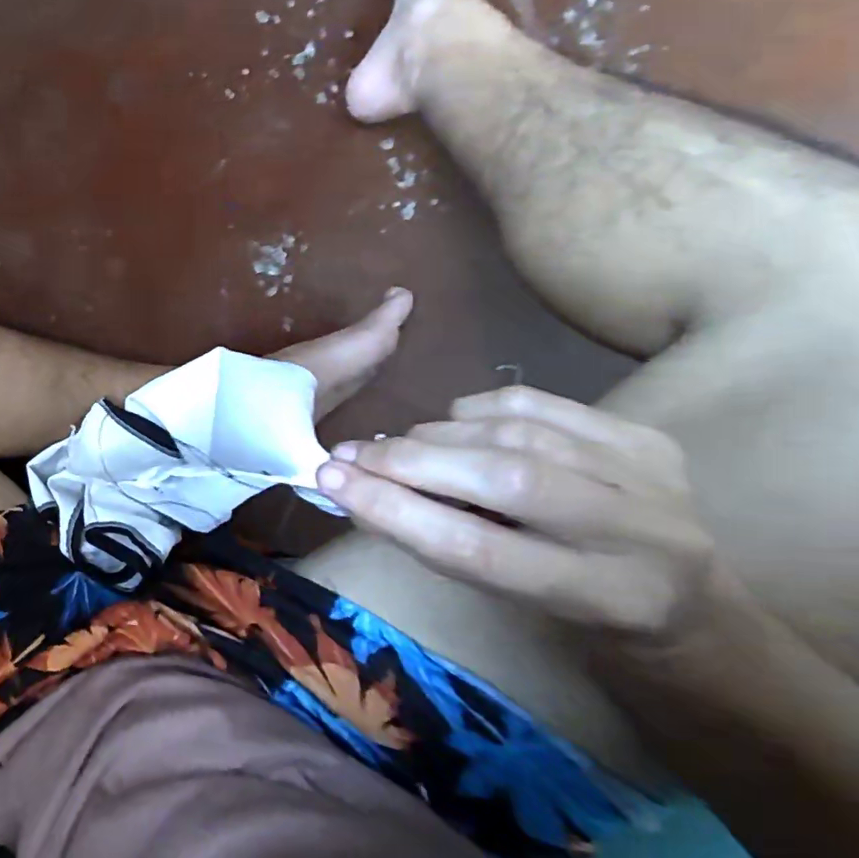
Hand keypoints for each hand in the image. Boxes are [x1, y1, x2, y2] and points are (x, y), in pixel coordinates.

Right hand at [315, 385, 718, 637]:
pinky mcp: (644, 437)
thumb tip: (345, 485)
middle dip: (408, 460)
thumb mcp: (496, 593)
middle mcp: (647, 534)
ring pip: (513, 433)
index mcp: (608, 598)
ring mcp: (652, 477)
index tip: (328, 478)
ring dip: (432, 436)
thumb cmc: (563, 605)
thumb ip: (427, 538)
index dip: (393, 509)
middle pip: (505, 479)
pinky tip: (456, 429)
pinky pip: (530, 402)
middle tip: (348, 455)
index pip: (478, 548)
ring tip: (399, 450)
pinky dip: (471, 411)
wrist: (681, 597)